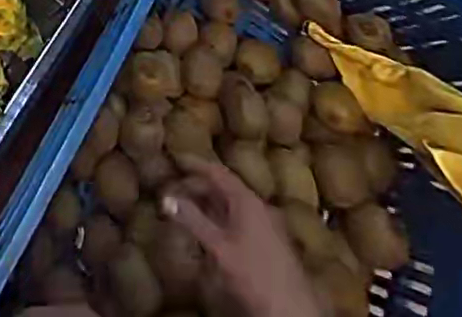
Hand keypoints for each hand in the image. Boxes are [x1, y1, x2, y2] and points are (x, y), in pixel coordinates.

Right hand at [162, 155, 326, 316]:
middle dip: (198, 186)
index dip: (195, 164)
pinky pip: (238, 220)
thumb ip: (193, 220)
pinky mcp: (268, 243)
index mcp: (247, 200)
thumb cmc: (255, 273)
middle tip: (174, 190)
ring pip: (232, 205)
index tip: (175, 159)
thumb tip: (167, 198)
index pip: (217, 171)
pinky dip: (219, 219)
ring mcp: (266, 225)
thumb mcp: (219, 247)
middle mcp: (258, 206)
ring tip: (186, 209)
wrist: (294, 313)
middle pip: (224, 187)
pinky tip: (208, 232)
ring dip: (208, 204)